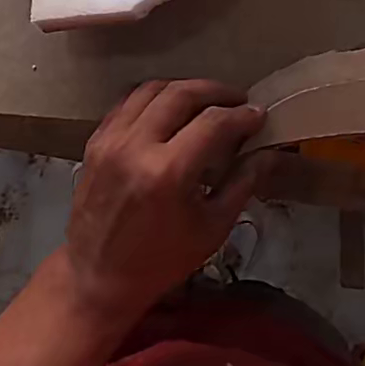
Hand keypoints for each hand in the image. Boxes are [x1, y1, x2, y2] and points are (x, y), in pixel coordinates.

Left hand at [58, 80, 270, 320]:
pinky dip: (154, 98)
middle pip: (181, 94)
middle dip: (216, 91)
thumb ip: (242, 183)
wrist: (96, 277)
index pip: (213, 123)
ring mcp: (111, 140)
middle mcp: (136, 146)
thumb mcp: (212, 228)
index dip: (242, 115)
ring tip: (206, 100)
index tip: (259, 115)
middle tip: (237, 100)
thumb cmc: (160, 261)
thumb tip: (268, 152)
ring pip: (151, 89)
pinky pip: (128, 102)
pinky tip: (170, 109)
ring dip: (184, 88)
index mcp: (167, 172)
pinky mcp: (96, 140)